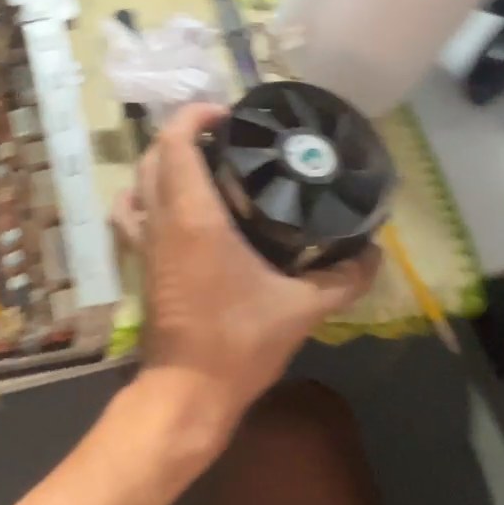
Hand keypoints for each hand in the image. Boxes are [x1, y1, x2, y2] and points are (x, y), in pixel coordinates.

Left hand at [119, 103, 375, 435]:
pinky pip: (129, 212)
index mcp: (194, 216)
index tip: (229, 115)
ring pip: (139, 178)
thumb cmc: (239, 343)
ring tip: (203, 161)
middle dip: (185, 131)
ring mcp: (144, 239)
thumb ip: (342, 278)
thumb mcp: (301, 310)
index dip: (195, 115)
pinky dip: (142, 193)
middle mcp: (162, 217)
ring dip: (163, 158)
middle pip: (155, 151)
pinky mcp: (139, 259)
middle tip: (226, 136)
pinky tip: (169, 202)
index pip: (176, 141)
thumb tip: (374, 252)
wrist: (187, 390)